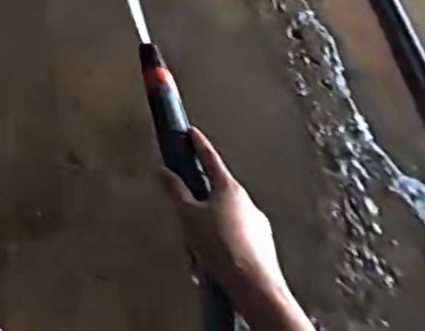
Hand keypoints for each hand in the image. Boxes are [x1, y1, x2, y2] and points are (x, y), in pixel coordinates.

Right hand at [158, 128, 314, 330]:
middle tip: (185, 214)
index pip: (210, 158)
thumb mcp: (187, 215)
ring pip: (224, 219)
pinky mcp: (262, 251)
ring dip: (208, 229)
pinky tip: (209, 264)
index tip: (191, 132)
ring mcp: (258, 228)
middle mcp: (247, 204)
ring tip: (196, 251)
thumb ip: (173, 190)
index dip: (198, 144)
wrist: (256, 291)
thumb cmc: (222, 247)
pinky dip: (220, 246)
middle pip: (216, 192)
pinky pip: (234, 240)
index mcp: (230, 189)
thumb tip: (162, 171)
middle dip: (198, 202)